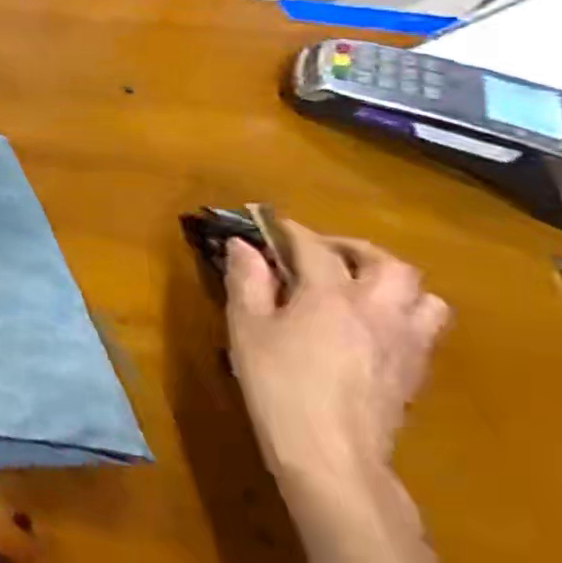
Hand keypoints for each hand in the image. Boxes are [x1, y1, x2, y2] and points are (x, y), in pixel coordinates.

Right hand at [225, 223, 449, 478]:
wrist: (328, 446)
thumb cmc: (275, 378)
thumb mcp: (246, 324)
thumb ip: (247, 279)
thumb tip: (243, 245)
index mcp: (331, 296)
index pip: (314, 248)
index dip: (290, 230)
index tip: (267, 222)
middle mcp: (378, 311)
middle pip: (389, 265)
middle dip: (354, 249)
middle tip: (321, 249)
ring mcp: (405, 342)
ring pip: (423, 296)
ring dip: (392, 281)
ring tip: (357, 284)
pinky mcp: (415, 368)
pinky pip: (423, 326)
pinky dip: (399, 311)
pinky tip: (366, 323)